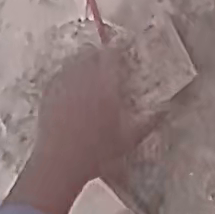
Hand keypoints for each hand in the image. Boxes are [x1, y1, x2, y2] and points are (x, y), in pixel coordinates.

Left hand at [5, 36, 137, 213]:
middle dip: (99, 56)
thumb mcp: (129, 138)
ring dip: (83, 63)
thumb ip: (148, 121)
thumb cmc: (98, 150)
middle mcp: (84, 76)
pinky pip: (59, 75)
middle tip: (106, 66)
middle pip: (91, 52)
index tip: (122, 53)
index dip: (117, 50)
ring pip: (74, 61)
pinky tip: (71, 89)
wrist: (60, 162)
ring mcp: (63, 82)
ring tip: (88, 75)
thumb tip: (165, 110)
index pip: (112, 54)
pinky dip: (67, 76)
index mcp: (105, 82)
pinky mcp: (49, 92)